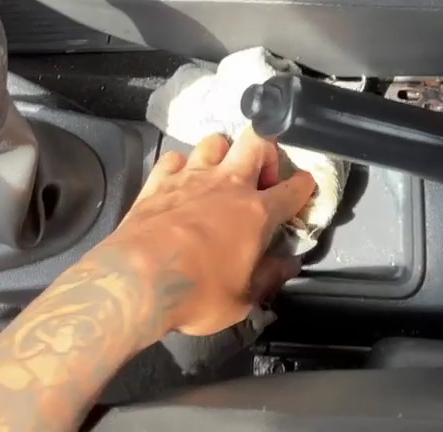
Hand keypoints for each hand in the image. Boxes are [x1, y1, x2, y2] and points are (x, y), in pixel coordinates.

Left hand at [101, 126, 315, 338]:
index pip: (292, 189)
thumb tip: (289, 264)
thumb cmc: (197, 294)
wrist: (138, 280)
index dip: (304, 186)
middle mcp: (228, 183)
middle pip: (257, 140)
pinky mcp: (160, 179)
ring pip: (215, 141)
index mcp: (256, 212)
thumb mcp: (242, 300)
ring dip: (222, 153)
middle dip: (266, 150)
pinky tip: (179, 183)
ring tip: (219, 174)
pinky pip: (175, 157)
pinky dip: (181, 166)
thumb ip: (269, 277)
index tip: (304, 187)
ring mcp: (192, 176)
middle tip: (260, 175)